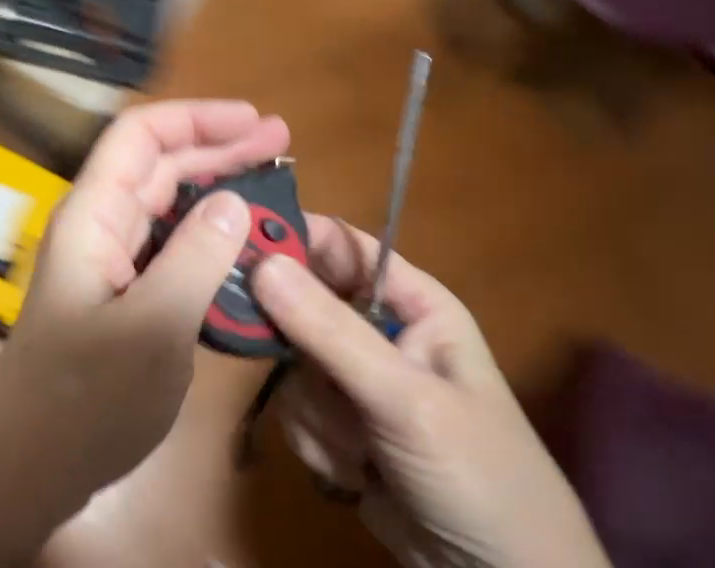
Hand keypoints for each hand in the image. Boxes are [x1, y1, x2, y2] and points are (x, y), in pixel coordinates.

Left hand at [0, 100, 289, 509]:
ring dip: (216, 193)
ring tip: (272, 190)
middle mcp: (97, 227)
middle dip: (217, 148)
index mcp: (92, 217)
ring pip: (164, 207)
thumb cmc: (86, 397)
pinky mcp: (119, 296)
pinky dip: (207, 240)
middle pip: (156, 166)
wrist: (30, 462)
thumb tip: (234, 201)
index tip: (257, 122)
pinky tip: (244, 249)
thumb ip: (196, 258)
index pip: (139, 137)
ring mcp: (106, 262)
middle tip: (282, 146)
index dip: (195, 119)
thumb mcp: (154, 327)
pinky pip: (166, 249)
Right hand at [252, 218, 609, 567]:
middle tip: (302, 376)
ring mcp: (355, 381)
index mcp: (413, 303)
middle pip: (299, 304)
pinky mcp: (338, 425)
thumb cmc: (478, 476)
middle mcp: (380, 332)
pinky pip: (293, 410)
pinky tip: (354, 474)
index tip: (236, 249)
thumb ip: (331, 332)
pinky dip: (316, 444)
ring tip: (360, 450)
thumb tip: (261, 263)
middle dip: (299, 352)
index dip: (289, 238)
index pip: (339, 245)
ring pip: (291, 366)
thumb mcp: (407, 400)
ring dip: (316, 413)